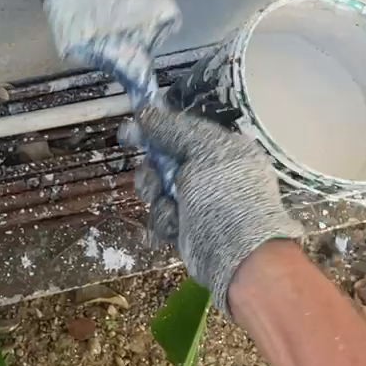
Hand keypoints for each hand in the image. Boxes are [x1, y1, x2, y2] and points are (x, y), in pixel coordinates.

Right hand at [121, 104, 303, 312]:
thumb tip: (145, 111)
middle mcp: (210, 174)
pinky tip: (173, 228)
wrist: (237, 254)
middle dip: (153, 173)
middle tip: (155, 182)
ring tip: (171, 210)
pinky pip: (160, 216)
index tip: (129, 132)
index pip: (181, 131)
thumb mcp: (203, 151)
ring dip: (157, 200)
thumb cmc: (226, 196)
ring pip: (156, 190)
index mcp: (222, 150)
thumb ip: (173, 129)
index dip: (154, 129)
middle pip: (162, 161)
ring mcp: (197, 202)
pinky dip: (163, 222)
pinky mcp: (185, 228)